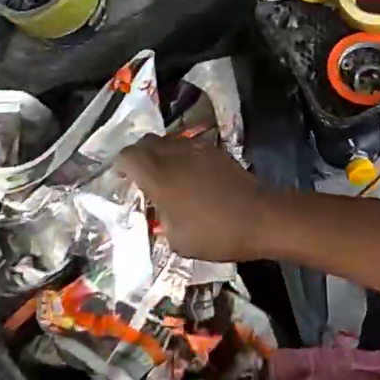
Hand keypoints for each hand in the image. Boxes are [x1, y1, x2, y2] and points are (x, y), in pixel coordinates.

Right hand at [115, 132, 267, 261]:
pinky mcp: (216, 151)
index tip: (121, 178)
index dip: (120, 164)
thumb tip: (160, 207)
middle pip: (147, 141)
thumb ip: (161, 217)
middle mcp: (176, 156)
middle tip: (138, 174)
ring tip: (162, 174)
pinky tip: (186, 174)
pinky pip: (189, 145)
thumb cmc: (215, 234)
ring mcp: (199, 150)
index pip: (129, 156)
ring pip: (169, 140)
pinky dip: (180, 155)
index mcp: (161, 177)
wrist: (259, 217)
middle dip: (138, 154)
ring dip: (160, 152)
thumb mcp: (176, 239)